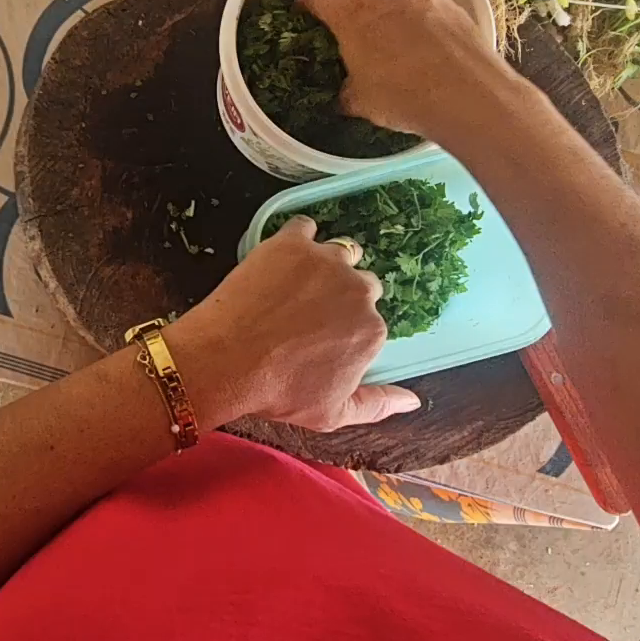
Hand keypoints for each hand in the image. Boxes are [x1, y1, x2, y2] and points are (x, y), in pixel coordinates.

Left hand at [163, 215, 419, 431]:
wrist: (227, 359)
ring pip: (338, 252)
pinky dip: (297, 235)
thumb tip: (412, 401)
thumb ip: (377, 404)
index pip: (370, 319)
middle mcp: (358, 291)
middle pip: (360, 283)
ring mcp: (325, 262)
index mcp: (372, 330)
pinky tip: (285, 250)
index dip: (347, 324)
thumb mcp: (333, 414)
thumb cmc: (278, 391)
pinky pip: (303, 226)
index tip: (323, 332)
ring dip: (325, 262)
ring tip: (298, 279)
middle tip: (307, 308)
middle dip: (340, 293)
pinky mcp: (292, 243)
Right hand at [296, 0, 524, 139]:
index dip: (302, 2)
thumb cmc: (403, 97)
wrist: (467, 95)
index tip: (302, 15)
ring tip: (377, 19)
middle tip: (338, 5)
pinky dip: (406, 4)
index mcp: (350, 11)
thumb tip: (342, 94)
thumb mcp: (359, 101)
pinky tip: (411, 32)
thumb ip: (343, 89)